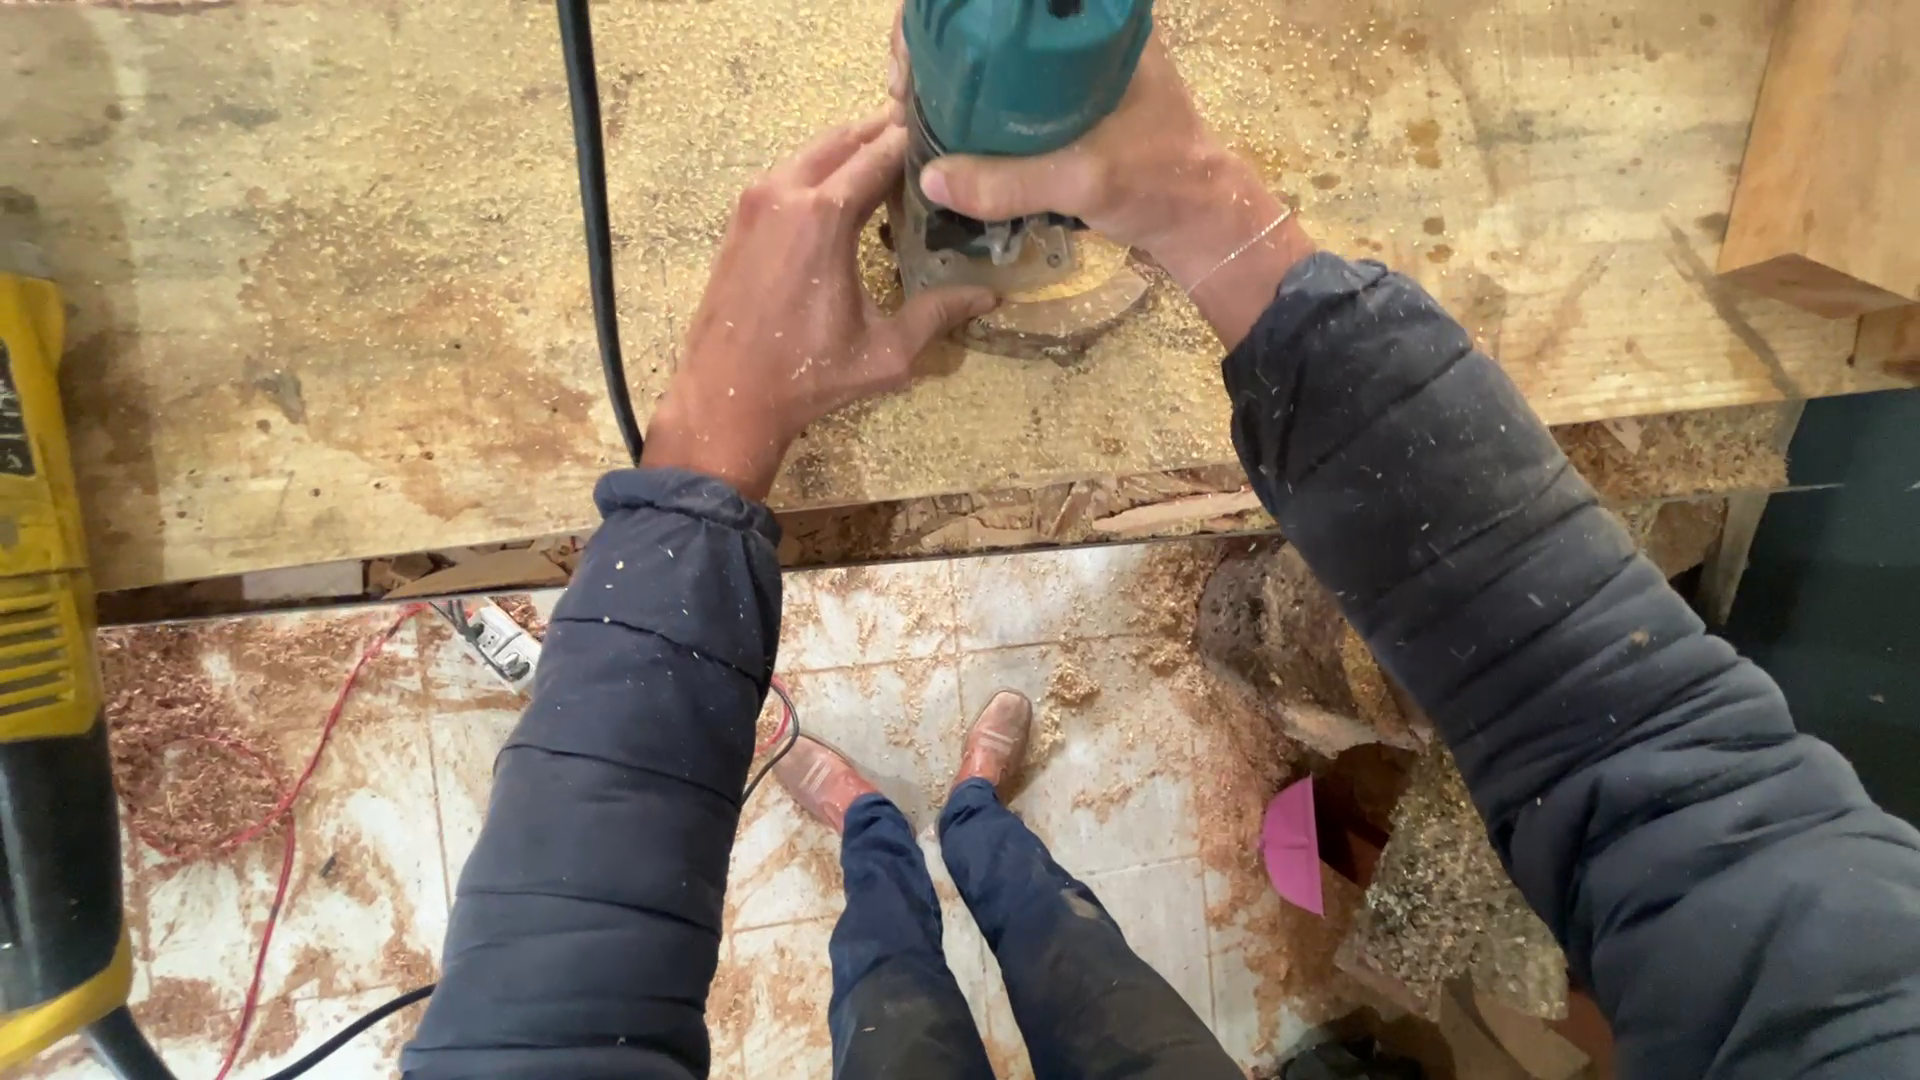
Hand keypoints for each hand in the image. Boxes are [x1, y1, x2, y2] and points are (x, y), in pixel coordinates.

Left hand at [642, 114, 996, 501]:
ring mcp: (755, 199)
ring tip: (892, 167)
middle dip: (885, 135)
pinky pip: (789, 173)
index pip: (880, 154)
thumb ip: (937, 315)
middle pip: (845, 138)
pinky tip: (847, 195)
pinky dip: (822, 171)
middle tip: (926, 147)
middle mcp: (785, 191)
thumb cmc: (808, 377)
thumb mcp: (885, 352)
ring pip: (813, 151)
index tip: (947, 144)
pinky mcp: (740, 217)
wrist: (727, 395)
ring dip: (852, 150)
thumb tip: (989, 296)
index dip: (915, 144)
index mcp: (823, 216)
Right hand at [888, 19, 1311, 345]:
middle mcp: (1072, 33)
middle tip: (902, 92)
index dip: (943, 13)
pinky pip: (1001, 98)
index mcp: (1089, 19)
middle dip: (935, 49)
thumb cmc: (1159, 182)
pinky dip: (969, 111)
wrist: (1195, 218)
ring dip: (947, 81)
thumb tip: (931, 179)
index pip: (1003, 0)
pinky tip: (945, 134)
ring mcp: (1063, 72)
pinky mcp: (1058, 108)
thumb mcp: (1084, 180)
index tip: (911, 54)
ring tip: (912, 113)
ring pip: (990, 61)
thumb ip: (1012, 182)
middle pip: (985, 22)